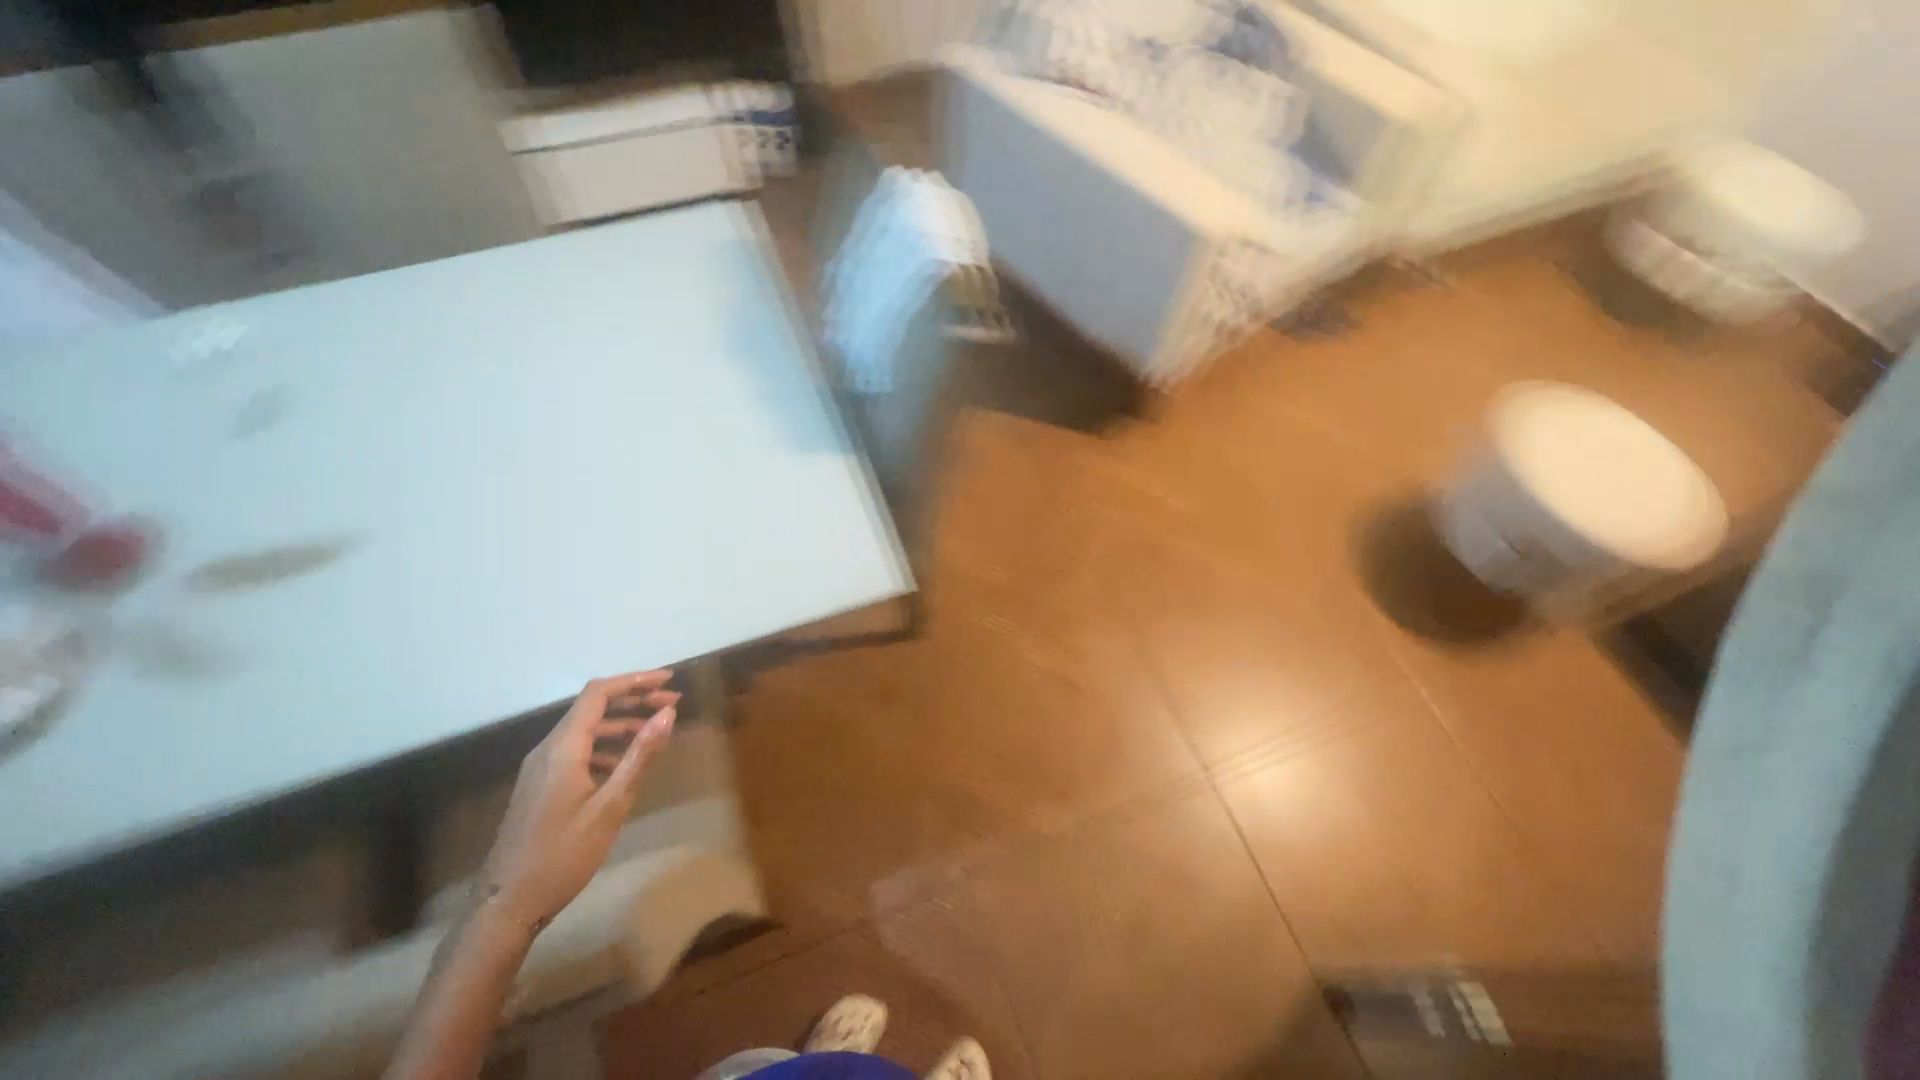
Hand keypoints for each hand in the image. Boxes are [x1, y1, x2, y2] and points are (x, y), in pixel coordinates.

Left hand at [480, 671, 677, 930]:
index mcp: (562, 748)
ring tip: (655, 731)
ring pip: (584, 730)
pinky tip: (624, 764)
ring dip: (620, 724)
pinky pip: (575, 751)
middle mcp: (547, 749)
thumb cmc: (563, 855)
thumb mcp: (611, 807)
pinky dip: (605, 746)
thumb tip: (668, 713)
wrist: (506, 903)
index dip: (636, 681)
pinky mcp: (539, 786)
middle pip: (592, 708)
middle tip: (671, 704)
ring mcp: (539, 768)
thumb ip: (639, 757)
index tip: (669, 681)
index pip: (598, 694)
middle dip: (633, 700)